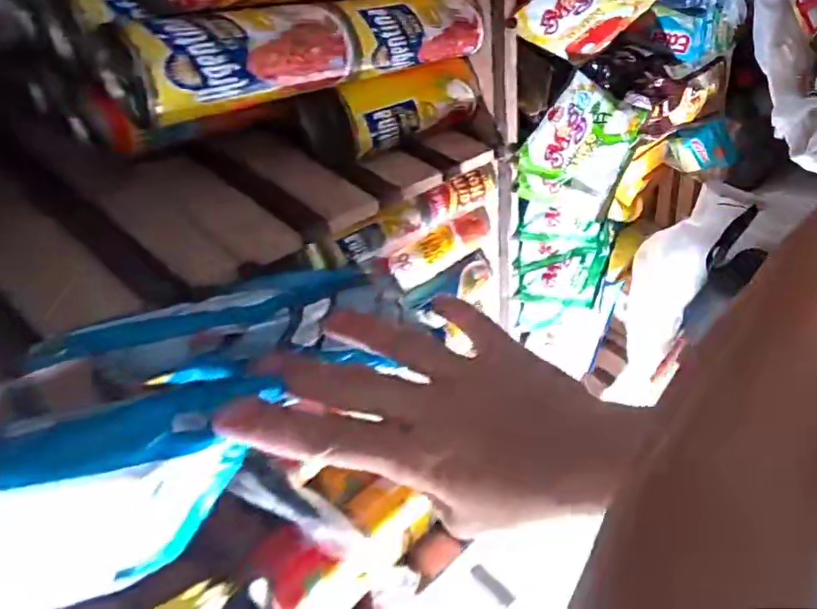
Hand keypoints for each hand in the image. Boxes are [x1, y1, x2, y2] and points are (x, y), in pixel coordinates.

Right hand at [215, 299, 629, 535]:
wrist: (588, 457)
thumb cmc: (527, 501)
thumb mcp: (461, 518)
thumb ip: (432, 490)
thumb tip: (425, 470)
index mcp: (417, 456)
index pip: (333, 442)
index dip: (278, 428)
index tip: (229, 413)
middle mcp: (435, 408)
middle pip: (360, 387)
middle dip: (307, 374)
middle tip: (265, 358)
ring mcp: (473, 373)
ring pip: (409, 346)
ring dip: (369, 331)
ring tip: (332, 317)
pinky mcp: (507, 352)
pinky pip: (475, 324)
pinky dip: (455, 309)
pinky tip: (435, 299)